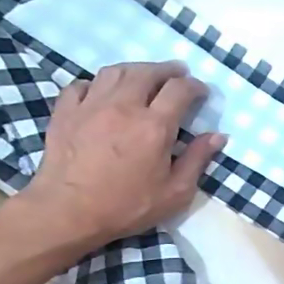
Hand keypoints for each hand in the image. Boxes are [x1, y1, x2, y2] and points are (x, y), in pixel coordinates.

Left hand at [17, 61, 226, 252]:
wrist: (66, 213)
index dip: (195, 86)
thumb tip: (218, 136)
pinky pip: (81, 85)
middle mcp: (124, 106)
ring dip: (135, 70)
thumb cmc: (126, 207)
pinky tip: (103, 93)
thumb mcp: (175, 192)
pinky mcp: (65, 112)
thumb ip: (197, 160)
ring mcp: (91, 106)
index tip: (201, 92)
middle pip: (147, 72)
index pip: (180, 90)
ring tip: (144, 77)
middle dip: (167, 70)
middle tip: (177, 74)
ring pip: (115, 71)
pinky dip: (97, 84)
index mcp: (155, 126)